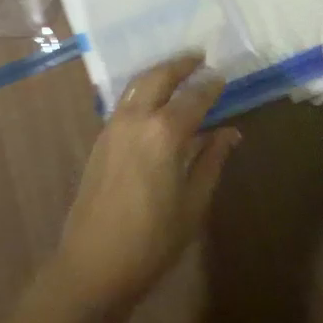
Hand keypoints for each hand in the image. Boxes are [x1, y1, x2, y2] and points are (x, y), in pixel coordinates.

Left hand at [0, 54, 239, 322]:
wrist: (93, 265)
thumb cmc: (152, 241)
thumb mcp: (192, 205)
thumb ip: (211, 161)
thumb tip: (230, 133)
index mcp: (164, 133)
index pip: (194, 97)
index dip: (210, 85)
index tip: (222, 76)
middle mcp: (136, 118)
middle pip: (159, 77)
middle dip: (180, 64)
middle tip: (199, 58)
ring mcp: (113, 126)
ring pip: (137, 85)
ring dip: (159, 73)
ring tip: (178, 71)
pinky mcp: (100, 139)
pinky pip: (125, 101)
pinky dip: (142, 90)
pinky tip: (154, 101)